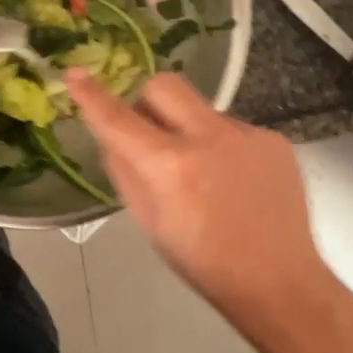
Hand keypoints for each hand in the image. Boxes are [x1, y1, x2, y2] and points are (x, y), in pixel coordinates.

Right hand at [64, 70, 344, 326]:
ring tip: (196, 171)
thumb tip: (111, 137)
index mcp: (170, 165)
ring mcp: (247, 135)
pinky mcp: (273, 140)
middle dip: (144, 98)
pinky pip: (230, 127)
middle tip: (144, 127)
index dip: (92, 95)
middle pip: (164, 85)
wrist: (277, 279)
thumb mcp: (147, 219)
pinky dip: (217, 144)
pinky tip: (228, 179)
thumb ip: (125, 170)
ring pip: (199, 109)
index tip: (74, 73)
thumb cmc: (200, 259)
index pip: (119, 119)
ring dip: (184, 127)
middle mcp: (210, 138)